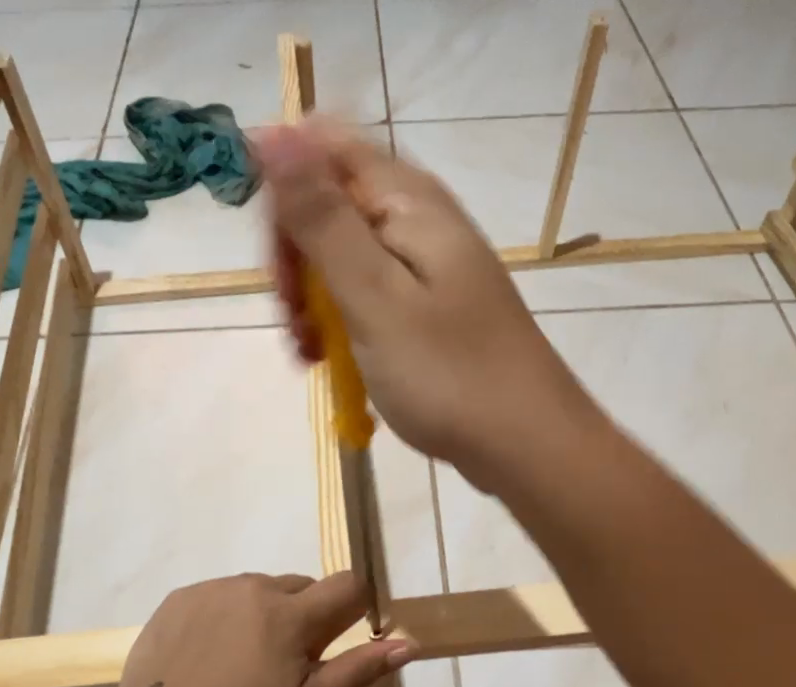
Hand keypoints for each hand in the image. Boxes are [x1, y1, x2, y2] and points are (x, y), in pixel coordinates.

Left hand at [117, 572, 414, 686]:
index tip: (343, 633)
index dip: (356, 604)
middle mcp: (254, 587)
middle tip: (287, 661)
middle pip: (301, 586)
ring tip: (244, 659)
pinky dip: (226, 614)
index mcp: (291, 614)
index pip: (346, 585)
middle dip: (306, 615)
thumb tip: (410, 644)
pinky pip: (219, 594)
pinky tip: (210, 652)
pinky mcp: (179, 597)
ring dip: (265, 613)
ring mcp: (213, 588)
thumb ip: (358, 669)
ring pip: (259, 589)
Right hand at [256, 120, 600, 482]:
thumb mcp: (373, 296)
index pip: (323, 149)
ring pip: (342, 258)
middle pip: (329, 206)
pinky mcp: (428, 309)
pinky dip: (341, 324)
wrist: (525, 444)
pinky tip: (332, 362)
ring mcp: (426, 267)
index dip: (282, 190)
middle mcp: (418, 220)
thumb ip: (322, 219)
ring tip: (310, 353)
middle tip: (292, 316)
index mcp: (407, 201)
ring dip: (312, 299)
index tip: (270, 256)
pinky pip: (367, 297)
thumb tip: (274, 134)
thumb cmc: (448, 374)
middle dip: (295, 258)